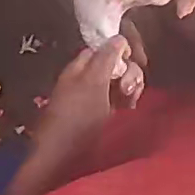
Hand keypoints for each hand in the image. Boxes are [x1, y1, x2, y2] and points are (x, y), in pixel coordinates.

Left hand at [35, 37, 132, 160]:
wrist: (61, 156)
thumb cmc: (77, 116)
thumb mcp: (94, 81)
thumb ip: (107, 57)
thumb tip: (119, 37)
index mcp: (82, 66)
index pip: (107, 47)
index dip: (123, 51)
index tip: (134, 60)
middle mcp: (88, 77)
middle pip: (116, 64)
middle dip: (129, 71)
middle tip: (128, 87)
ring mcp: (94, 96)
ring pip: (120, 81)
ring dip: (131, 85)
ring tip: (131, 100)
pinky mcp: (101, 115)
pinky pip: (119, 98)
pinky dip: (128, 100)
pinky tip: (130, 108)